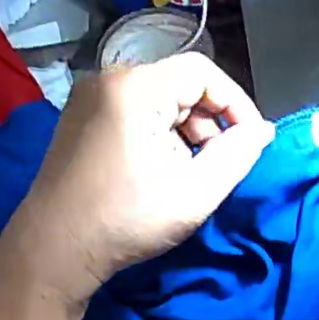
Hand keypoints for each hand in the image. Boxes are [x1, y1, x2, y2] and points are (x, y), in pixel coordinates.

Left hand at [8, 53, 275, 307]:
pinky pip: (135, 115)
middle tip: (218, 167)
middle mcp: (108, 80)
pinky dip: (160, 137)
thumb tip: (263, 131)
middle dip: (210, 123)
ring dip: (186, 134)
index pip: (203, 72)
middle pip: (179, 85)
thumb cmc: (128, 219)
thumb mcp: (196, 192)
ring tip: (189, 176)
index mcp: (135, 87)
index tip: (250, 143)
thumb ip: (237, 156)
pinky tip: (161, 174)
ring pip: (159, 102)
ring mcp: (89, 100)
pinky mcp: (81, 121)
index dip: (236, 104)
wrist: (55, 248)